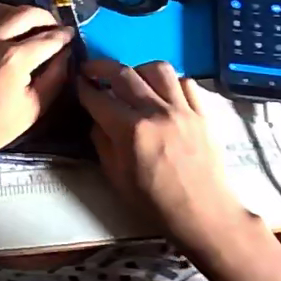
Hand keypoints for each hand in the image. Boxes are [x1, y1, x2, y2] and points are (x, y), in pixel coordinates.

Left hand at [0, 3, 73, 157]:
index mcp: (13, 59)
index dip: (64, 36)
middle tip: (53, 26)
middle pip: (25, 14)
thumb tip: (66, 54)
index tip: (71, 34)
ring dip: (17, 13)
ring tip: (27, 25)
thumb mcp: (35, 107)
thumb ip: (55, 77)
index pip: (47, 38)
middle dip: (46, 18)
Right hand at [74, 58, 254, 256]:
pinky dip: (170, 81)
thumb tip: (96, 119)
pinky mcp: (202, 112)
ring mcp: (182, 109)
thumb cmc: (155, 203)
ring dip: (138, 69)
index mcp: (132, 131)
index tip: (77, 80)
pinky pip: (185, 82)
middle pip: (124, 74)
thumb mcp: (117, 178)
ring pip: (158, 69)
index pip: (99, 98)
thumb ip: (103, 143)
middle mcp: (156, 112)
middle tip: (92, 68)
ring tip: (131, 78)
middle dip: (102, 67)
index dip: (84, 87)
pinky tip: (162, 91)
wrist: (203, 213)